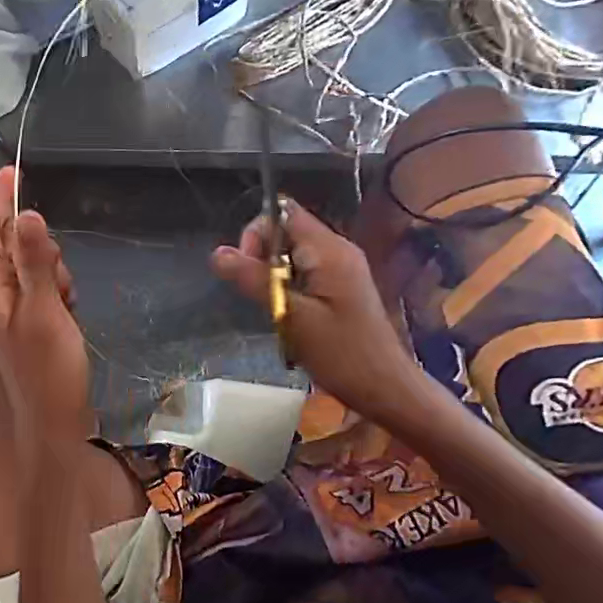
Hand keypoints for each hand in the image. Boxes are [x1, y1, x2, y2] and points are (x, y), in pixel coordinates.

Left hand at [0, 168, 89, 443]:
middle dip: (34, 243)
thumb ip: (36, 262)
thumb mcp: (45, 310)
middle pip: (4, 243)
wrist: (54, 420)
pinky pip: (37, 283)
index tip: (13, 171)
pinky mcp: (25, 319)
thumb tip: (29, 214)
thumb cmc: (49, 368)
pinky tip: (67, 306)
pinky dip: (54, 285)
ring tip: (64, 296)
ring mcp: (7, 308)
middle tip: (57, 272)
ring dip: (48, 266)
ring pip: (25, 262)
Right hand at [210, 198, 418, 416]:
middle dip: (261, 258)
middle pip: (285, 232)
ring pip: (291, 256)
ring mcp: (340, 270)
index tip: (246, 269)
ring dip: (272, 277)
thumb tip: (217, 252)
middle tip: (259, 295)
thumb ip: (254, 280)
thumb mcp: (291, 316)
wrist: (384, 388)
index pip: (283, 214)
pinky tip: (287, 316)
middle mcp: (336, 251)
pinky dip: (286, 289)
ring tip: (274, 310)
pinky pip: (303, 274)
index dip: (256, 233)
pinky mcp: (339, 288)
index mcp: (329, 251)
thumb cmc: (341, 353)